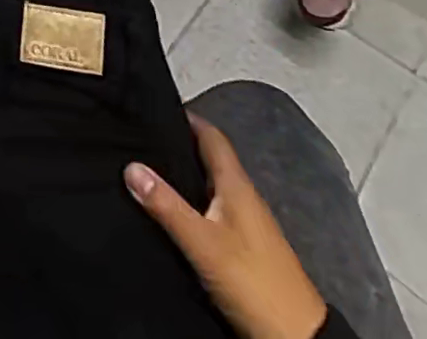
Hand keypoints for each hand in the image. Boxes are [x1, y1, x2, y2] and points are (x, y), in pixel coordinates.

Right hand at [125, 114, 327, 338]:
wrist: (295, 334)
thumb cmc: (250, 278)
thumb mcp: (202, 242)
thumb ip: (167, 206)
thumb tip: (131, 165)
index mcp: (236, 183)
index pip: (211, 135)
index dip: (188, 119)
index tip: (157, 110)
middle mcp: (243, 194)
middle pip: (211, 158)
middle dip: (182, 145)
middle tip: (146, 140)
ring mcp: (247, 221)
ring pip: (212, 184)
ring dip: (187, 174)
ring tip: (152, 172)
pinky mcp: (245, 245)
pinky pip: (213, 208)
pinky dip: (193, 201)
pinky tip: (175, 214)